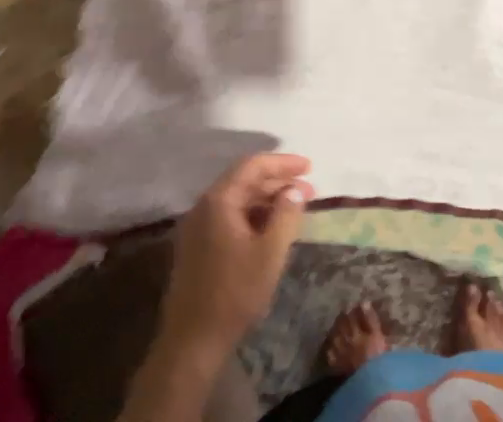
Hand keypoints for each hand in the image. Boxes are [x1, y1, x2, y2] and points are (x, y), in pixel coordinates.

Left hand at [159, 153, 314, 351]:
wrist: (193, 339)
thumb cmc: (235, 293)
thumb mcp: (270, 253)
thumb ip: (286, 215)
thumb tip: (294, 189)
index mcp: (219, 201)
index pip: (253, 166)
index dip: (283, 163)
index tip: (310, 167)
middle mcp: (204, 206)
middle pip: (244, 180)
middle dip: (278, 182)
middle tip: (309, 190)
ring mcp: (197, 227)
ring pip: (237, 200)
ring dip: (267, 200)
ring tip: (296, 208)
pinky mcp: (197, 246)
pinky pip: (229, 217)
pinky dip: (253, 215)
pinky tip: (272, 228)